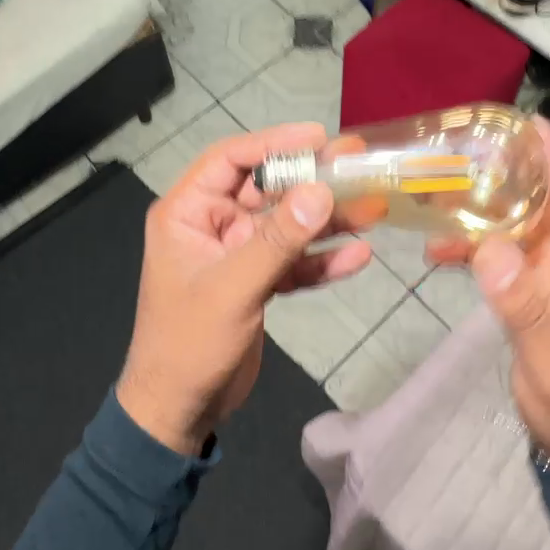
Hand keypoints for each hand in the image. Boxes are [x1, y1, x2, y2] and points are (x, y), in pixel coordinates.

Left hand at [117, 123, 374, 454]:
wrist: (178, 412)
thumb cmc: (189, 343)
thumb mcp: (233, 288)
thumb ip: (278, 241)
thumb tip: (320, 191)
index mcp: (188, 213)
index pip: (231, 160)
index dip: (274, 143)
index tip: (319, 138)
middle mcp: (212, 225)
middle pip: (267, 190)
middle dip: (311, 181)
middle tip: (357, 166)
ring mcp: (236, 254)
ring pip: (286, 225)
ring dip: (325, 221)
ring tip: (371, 209)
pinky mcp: (256, 282)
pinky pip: (293, 262)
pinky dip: (321, 261)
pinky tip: (358, 257)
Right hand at [427, 119, 549, 469]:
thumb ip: (524, 311)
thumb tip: (491, 250)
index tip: (533, 128)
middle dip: (518, 171)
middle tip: (472, 148)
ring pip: (525, 222)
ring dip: (488, 207)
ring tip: (444, 193)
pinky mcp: (534, 290)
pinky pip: (504, 253)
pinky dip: (475, 245)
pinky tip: (439, 250)